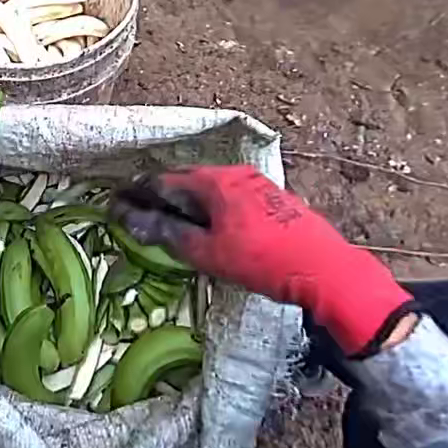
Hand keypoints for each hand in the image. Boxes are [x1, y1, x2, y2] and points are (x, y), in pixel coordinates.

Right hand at [113, 165, 413, 356]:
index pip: (162, 181)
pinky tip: (215, 228)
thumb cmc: (261, 260)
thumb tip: (129, 218)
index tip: (117, 201)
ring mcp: (258, 184)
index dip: (137, 193)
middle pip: (186, 182)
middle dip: (163, 196)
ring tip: (177, 223)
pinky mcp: (276, 199)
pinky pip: (232, 198)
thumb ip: (167, 232)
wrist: (330, 272)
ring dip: (190, 203)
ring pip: (211, 190)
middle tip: (145, 213)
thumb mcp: (206, 251)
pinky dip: (214, 209)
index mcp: (213, 181)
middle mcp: (234, 174)